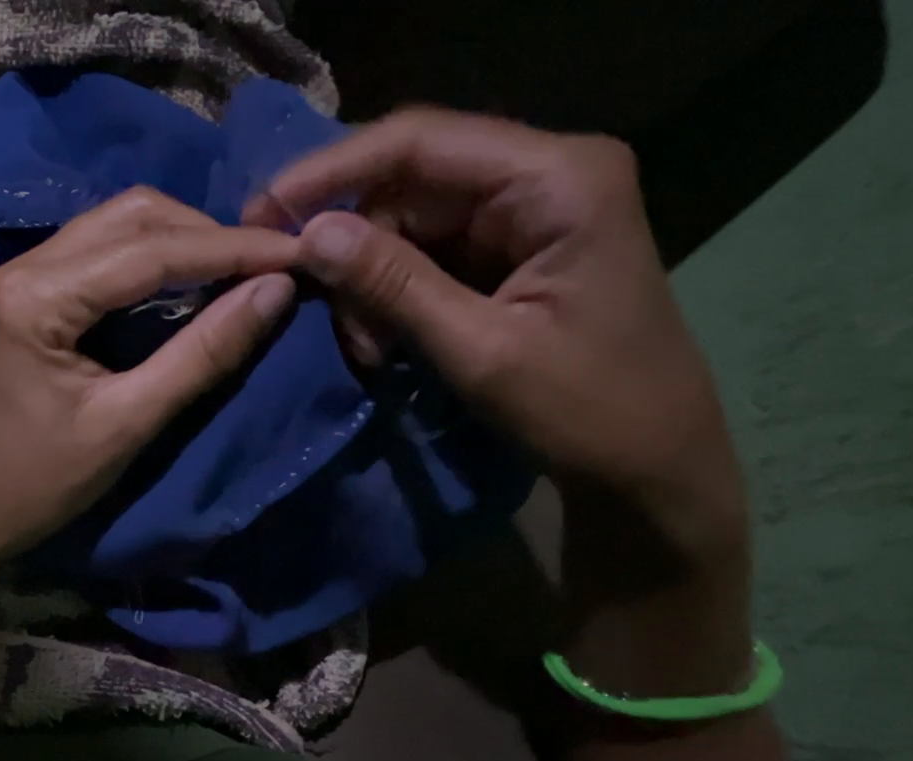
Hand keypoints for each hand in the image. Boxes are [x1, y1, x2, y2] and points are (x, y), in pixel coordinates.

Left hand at [0, 187, 298, 555]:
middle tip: (269, 263)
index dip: (227, 248)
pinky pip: (109, 246)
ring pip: (122, 222)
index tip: (294, 252)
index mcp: (36, 297)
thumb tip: (276, 290)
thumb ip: (202, 354)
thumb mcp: (132, 420)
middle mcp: (26, 266)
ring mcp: (27, 270)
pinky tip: (196, 277)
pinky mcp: (38, 285)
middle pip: (133, 216)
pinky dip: (159, 254)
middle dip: (208, 234)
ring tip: (241, 269)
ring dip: (186, 238)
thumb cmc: (52, 476)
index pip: (147, 251)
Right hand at [246, 108, 747, 563]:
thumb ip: (394, 285)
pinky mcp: (510, 251)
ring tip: (364, 345)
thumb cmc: (586, 410)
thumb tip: (309, 234)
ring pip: (409, 221)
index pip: (420, 142)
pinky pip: (426, 254)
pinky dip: (390, 296)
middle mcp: (541, 175)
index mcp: (556, 178)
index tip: (261, 214)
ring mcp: (526, 213)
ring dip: (369, 281)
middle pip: (410, 180)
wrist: (651, 464)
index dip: (330, 171)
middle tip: (313, 308)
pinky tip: (381, 340)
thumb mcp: (480, 351)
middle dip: (352, 243)